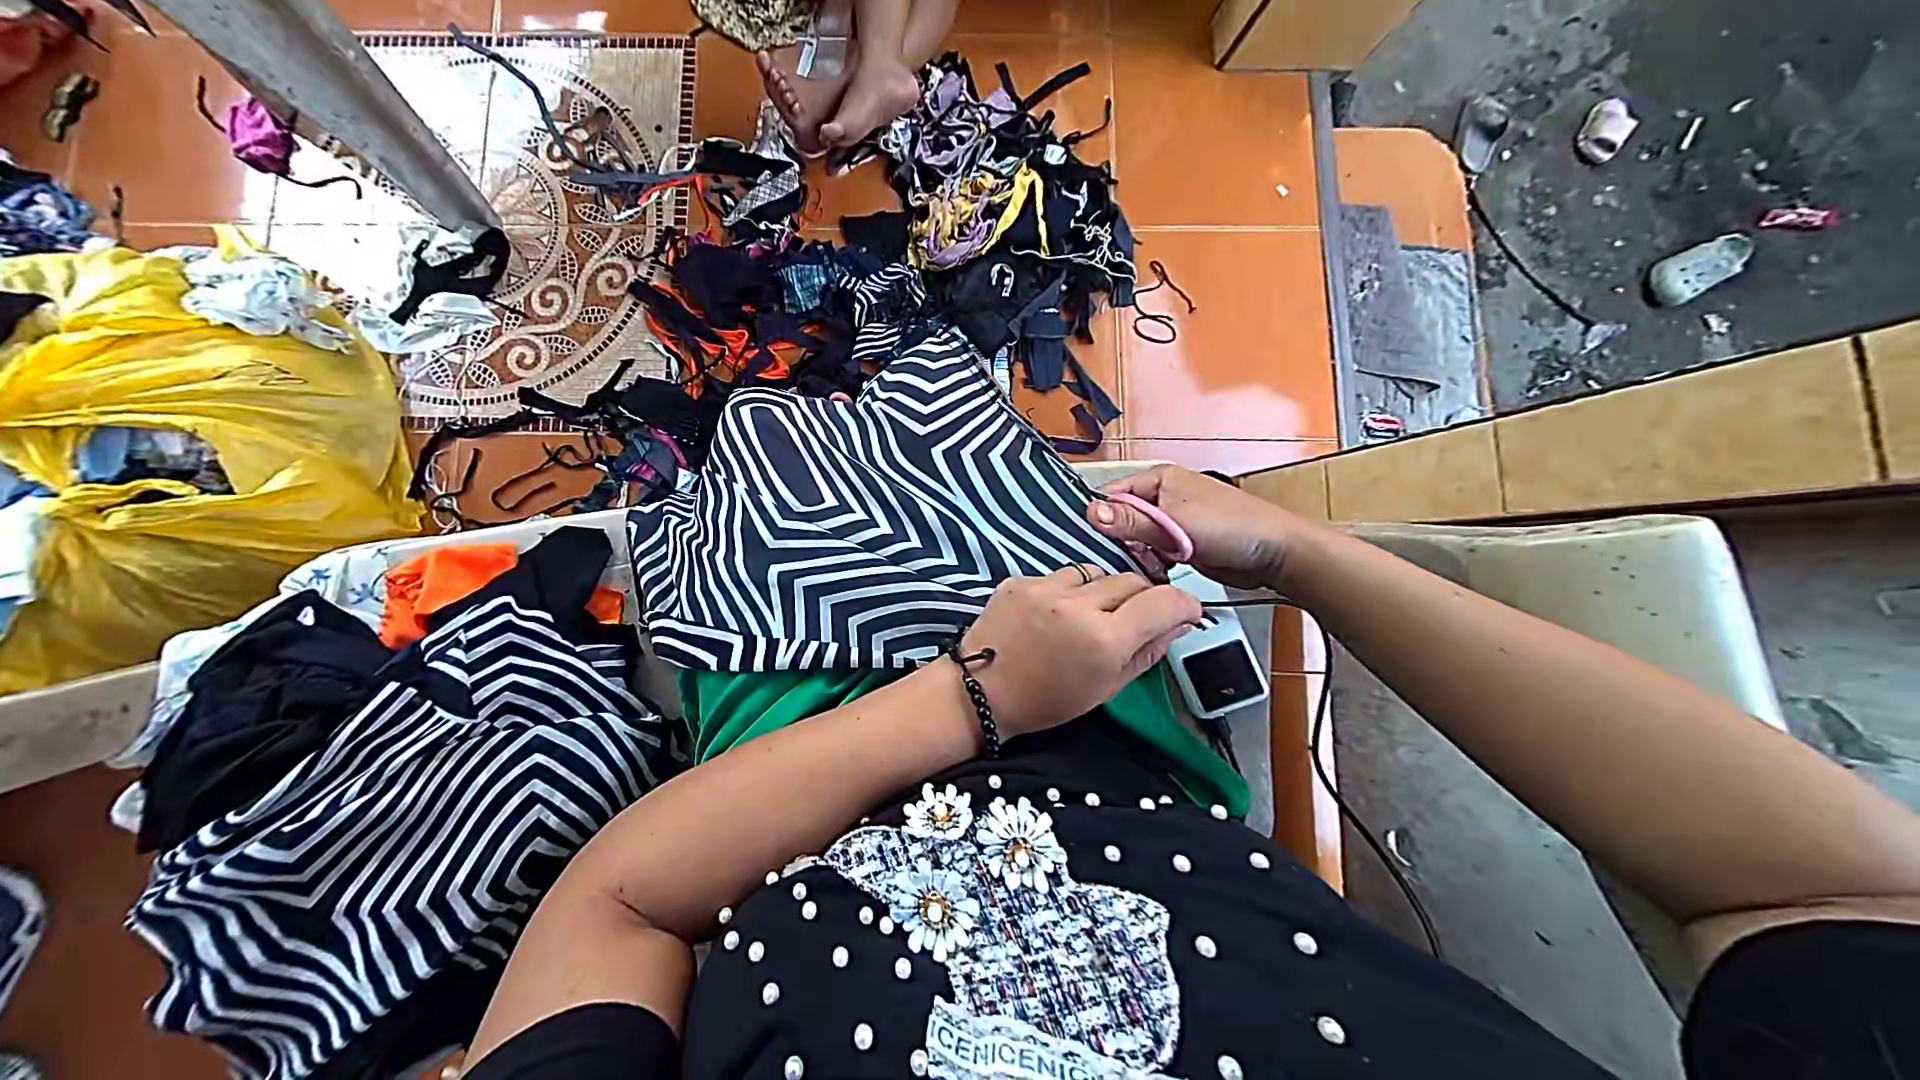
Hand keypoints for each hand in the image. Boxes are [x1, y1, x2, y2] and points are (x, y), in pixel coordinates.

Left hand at [958, 565, 1201, 738]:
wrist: (981, 691)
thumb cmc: (1046, 700)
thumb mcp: (1107, 687)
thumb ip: (1147, 650)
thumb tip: (1177, 622)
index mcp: (1104, 640)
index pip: (1164, 601)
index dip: (1183, 604)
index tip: (1184, 612)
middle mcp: (1077, 606)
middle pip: (1133, 580)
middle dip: (1142, 598)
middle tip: (1132, 619)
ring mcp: (1045, 588)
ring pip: (1097, 573)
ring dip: (1103, 591)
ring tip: (1088, 616)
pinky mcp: (1020, 580)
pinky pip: (1061, 575)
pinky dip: (1068, 590)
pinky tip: (1055, 613)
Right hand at [1085, 465, 1307, 589]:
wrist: (1274, 554)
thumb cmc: (1234, 528)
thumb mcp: (1173, 523)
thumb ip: (1131, 519)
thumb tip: (1092, 512)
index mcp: (1158, 479)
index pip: (1111, 494)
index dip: (1101, 518)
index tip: (1095, 541)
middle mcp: (1162, 497)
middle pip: (1121, 519)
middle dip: (1121, 542)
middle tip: (1127, 558)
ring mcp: (1172, 521)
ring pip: (1136, 540)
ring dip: (1138, 556)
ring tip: (1148, 566)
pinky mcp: (1180, 543)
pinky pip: (1152, 554)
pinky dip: (1152, 565)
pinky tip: (1158, 573)